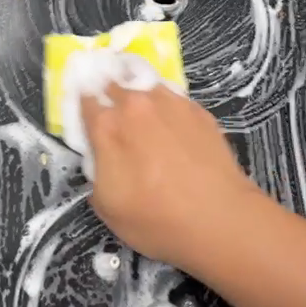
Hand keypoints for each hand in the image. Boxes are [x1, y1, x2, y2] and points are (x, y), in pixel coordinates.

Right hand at [78, 84, 267, 268]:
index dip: (85, 106)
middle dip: (111, 99)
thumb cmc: (157, 219)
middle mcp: (135, 104)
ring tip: (148, 122)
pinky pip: (173, 99)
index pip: (85, 100)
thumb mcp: (107, 207)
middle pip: (114, 86)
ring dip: (140, 100)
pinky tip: (174, 130)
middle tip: (118, 122)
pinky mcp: (197, 109)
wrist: (220, 220)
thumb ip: (94, 170)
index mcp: (107, 126)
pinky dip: (167, 109)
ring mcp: (169, 102)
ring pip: (145, 89)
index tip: (88, 116)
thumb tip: (98, 155)